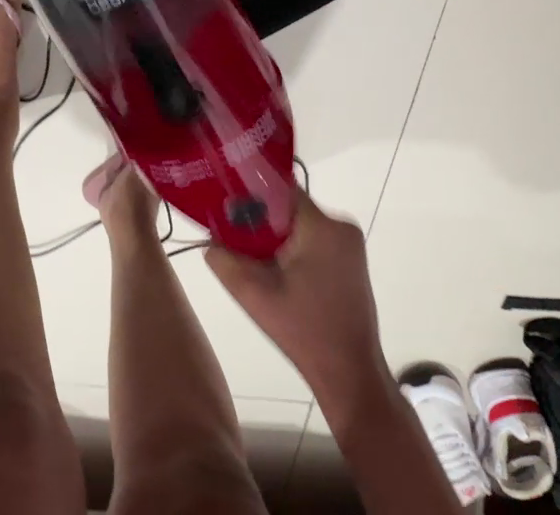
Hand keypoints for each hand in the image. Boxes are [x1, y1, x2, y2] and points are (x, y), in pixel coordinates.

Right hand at [207, 193, 388, 416]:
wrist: (349, 372)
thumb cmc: (302, 331)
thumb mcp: (252, 294)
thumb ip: (223, 258)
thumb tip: (209, 238)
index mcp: (321, 226)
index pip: (277, 188)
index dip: (247, 193)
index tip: (222, 206)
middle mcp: (340, 226)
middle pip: (286, 207)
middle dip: (258, 221)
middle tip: (231, 240)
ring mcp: (349, 244)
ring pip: (297, 225)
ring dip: (273, 239)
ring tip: (252, 262)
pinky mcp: (350, 260)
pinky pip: (311, 240)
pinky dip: (290, 250)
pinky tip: (275, 274)